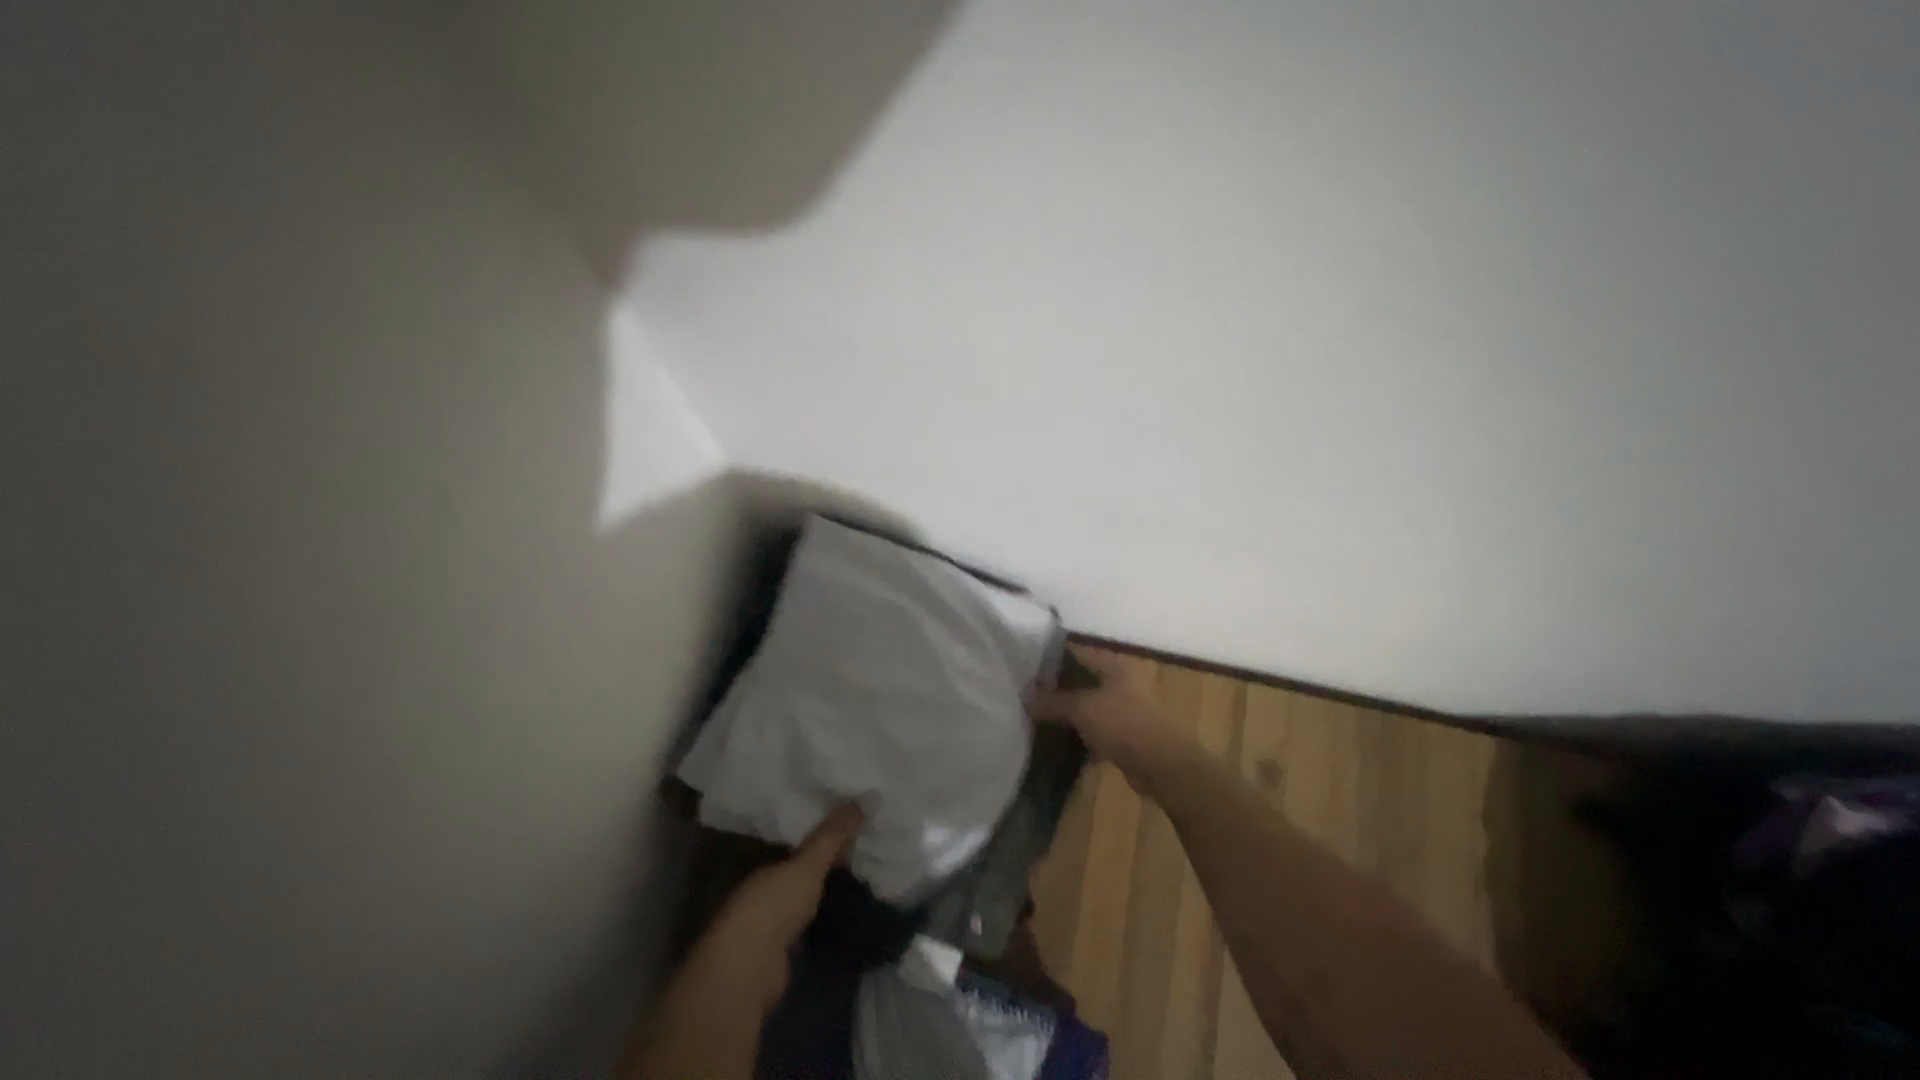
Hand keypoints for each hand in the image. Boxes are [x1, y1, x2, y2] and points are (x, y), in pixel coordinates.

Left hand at [624, 803, 865, 1079]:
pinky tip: (841, 925)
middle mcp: (763, 895)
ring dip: (822, 901)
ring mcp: (766, 930)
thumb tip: (869, 794)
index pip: (797, 851)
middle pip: (798, 878)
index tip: (854, 834)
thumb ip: (834, 834)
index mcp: (767, 869)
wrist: (748, 968)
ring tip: (860, 891)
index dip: (823, 843)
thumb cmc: (776, 905)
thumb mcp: (809, 863)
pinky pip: (804, 934)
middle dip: (825, 872)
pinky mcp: (776, 959)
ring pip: (800, 907)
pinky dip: (819, 927)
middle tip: (864, 861)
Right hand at [1029, 649, 1195, 799]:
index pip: (1078, 655)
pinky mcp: (1123, 741)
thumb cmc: (1123, 724)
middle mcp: (1119, 687)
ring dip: (1066, 719)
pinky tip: (1055, 749)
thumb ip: (1053, 702)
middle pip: (1081, 685)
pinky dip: (1078, 743)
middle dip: (1056, 692)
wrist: (1162, 764)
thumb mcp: (1082, 708)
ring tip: (1034, 722)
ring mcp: (1122, 715)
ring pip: (1087, 712)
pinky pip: (1093, 738)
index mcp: (1112, 669)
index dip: (1054, 658)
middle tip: (1025, 697)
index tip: (1026, 666)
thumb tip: (1024, 696)